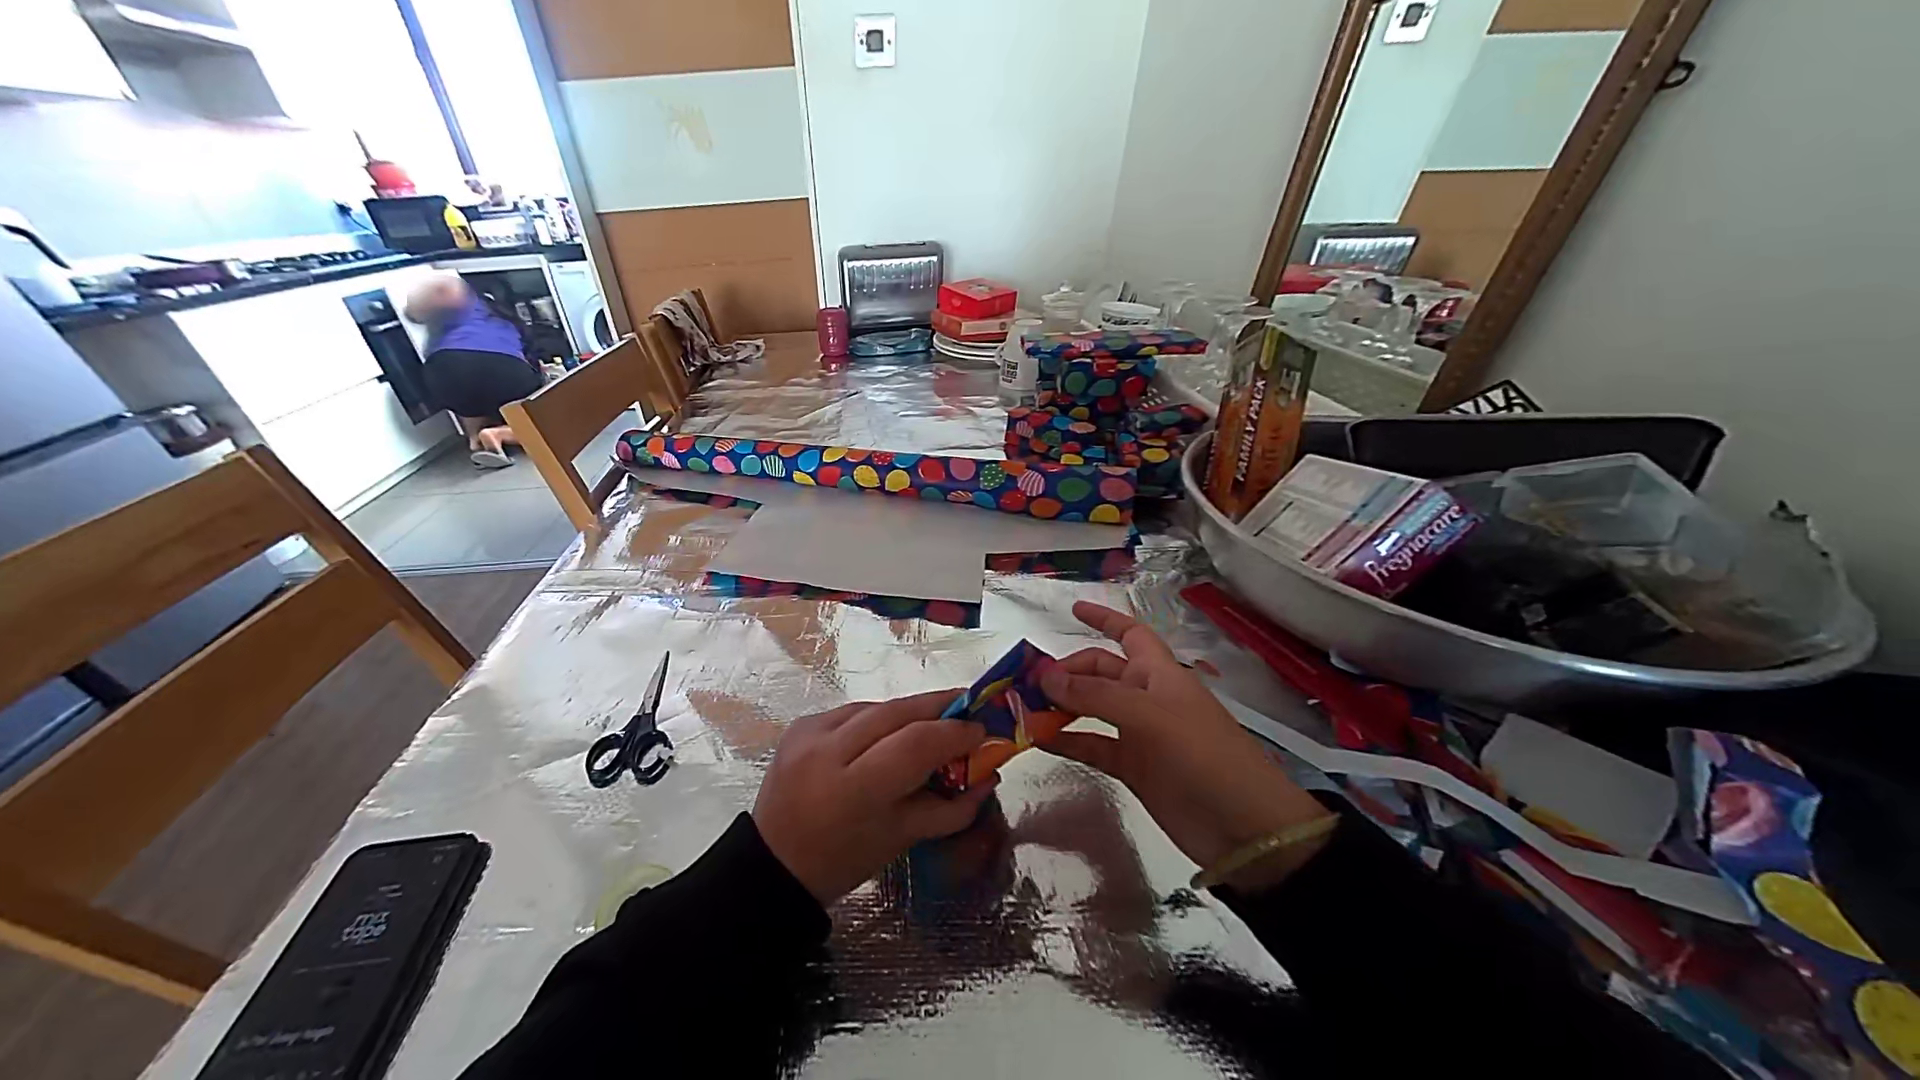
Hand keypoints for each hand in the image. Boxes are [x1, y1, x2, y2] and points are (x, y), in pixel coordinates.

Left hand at [753, 690, 997, 904]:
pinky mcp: (800, 724)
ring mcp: (809, 733)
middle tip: (968, 709)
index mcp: (854, 788)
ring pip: (877, 706)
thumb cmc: (843, 860)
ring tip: (934, 721)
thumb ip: (952, 808)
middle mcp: (828, 750)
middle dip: (939, 706)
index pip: (916, 742)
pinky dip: (879, 718)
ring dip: (910, 711)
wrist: (773, 864)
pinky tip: (890, 732)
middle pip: (897, 711)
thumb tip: (990, 776)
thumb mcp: (902, 839)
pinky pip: (853, 711)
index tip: (982, 731)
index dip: (955, 731)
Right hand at [1037, 602, 1334, 889]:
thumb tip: (1045, 676)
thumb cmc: (1202, 756)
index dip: (1104, 618)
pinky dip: (1067, 741)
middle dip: (1067, 671)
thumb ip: (1095, 696)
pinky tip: (1040, 741)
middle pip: (1100, 672)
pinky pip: (1093, 745)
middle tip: (1027, 682)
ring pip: (1091, 709)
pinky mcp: (1133, 767)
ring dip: (1061, 707)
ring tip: (1024, 709)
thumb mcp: (1149, 717)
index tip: (1072, 610)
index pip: (1129, 634)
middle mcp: (1146, 697)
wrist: (1243, 827)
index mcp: (1159, 674)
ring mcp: (1139, 734)